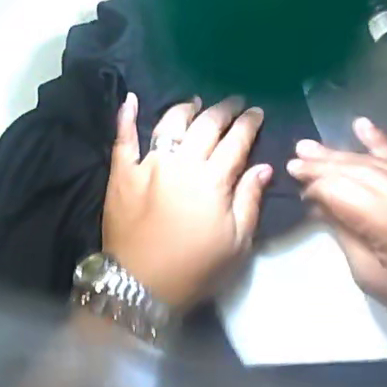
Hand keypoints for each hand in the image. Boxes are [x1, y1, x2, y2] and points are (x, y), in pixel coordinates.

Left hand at [103, 93, 270, 311]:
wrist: (140, 287)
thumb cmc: (196, 268)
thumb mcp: (237, 242)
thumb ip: (249, 200)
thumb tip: (263, 167)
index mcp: (213, 180)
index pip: (236, 141)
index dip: (248, 123)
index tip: (256, 112)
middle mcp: (182, 163)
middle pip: (206, 126)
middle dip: (224, 110)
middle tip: (234, 103)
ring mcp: (149, 165)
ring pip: (170, 124)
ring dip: (186, 109)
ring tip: (196, 103)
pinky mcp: (122, 174)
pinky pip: (123, 139)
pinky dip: (126, 117)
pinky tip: (131, 100)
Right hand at [288, 118, 386, 361]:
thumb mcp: (373, 278)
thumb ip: (345, 234)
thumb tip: (320, 205)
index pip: (339, 189)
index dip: (314, 185)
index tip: (292, 180)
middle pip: (356, 169)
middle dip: (323, 163)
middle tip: (295, 155)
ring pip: (376, 161)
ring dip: (344, 153)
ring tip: (313, 146)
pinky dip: (380, 142)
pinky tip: (362, 125)